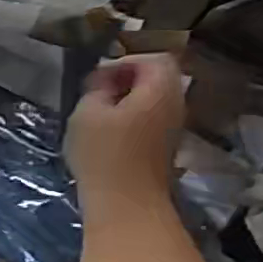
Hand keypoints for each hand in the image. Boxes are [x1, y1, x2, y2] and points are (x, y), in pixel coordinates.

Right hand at [66, 53, 185, 207]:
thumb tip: (105, 83)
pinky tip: (107, 132)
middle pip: (158, 78)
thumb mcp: (87, 113)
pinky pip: (151, 119)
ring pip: (154, 100)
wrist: (126, 203)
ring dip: (127, 100)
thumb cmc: (104, 154)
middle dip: (126, 79)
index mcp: (160, 90)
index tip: (97, 77)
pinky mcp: (163, 147)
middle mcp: (175, 104)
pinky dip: (131, 117)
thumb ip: (97, 90)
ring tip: (97, 112)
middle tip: (95, 91)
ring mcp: (173, 128)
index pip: (154, 59)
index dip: (124, 61)